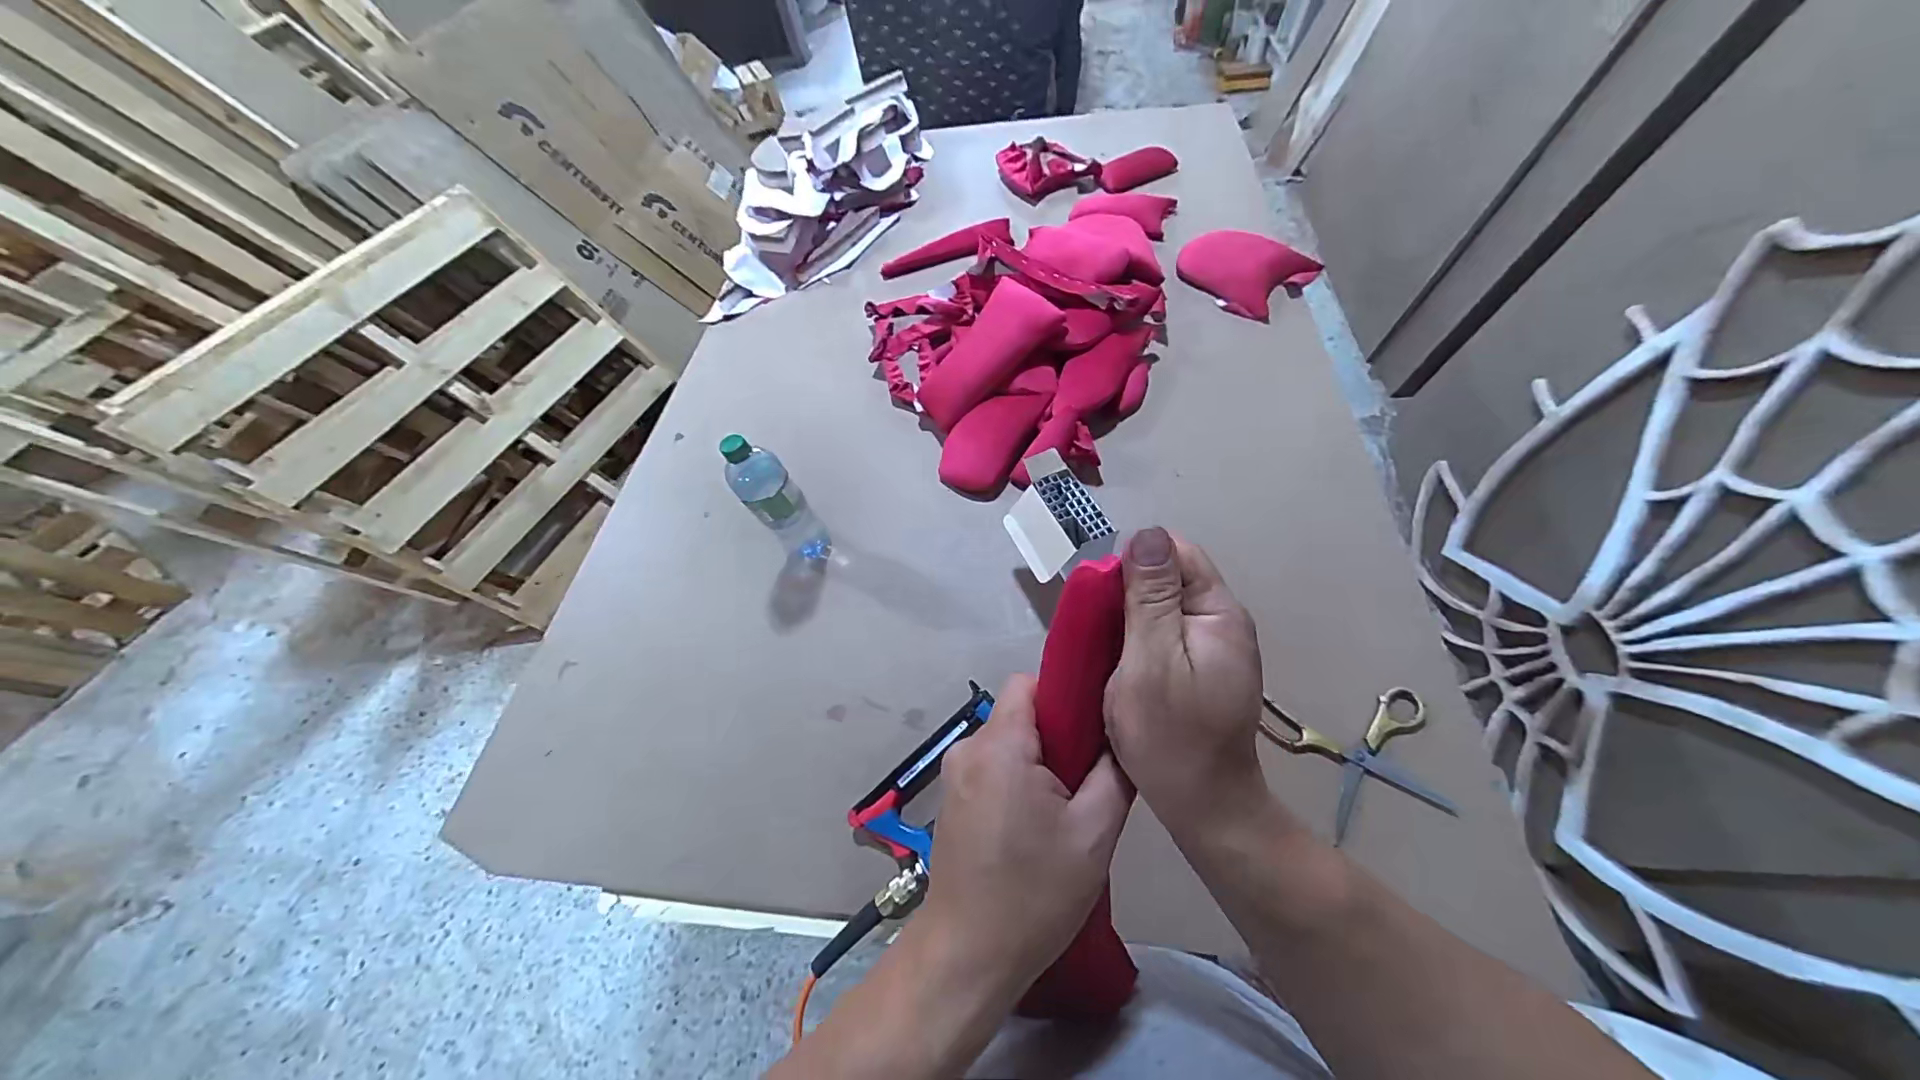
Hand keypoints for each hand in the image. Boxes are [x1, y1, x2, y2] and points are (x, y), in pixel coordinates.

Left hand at [920, 673, 1134, 988]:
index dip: (1065, 696)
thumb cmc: (1034, 893)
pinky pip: (992, 767)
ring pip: (1007, 743)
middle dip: (1056, 735)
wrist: (969, 954)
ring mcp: (954, 776)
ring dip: (1038, 762)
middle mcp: (967, 749)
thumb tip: (1119, 734)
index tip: (1094, 729)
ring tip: (1067, 807)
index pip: (1029, 683)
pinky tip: (1038, 823)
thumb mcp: (1094, 833)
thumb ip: (1113, 772)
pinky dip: (1017, 780)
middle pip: (1019, 714)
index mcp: (998, 746)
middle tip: (1088, 778)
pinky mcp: (953, 800)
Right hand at [1104, 527, 1268, 835]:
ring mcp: (1213, 649)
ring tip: (1104, 648)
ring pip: (1162, 608)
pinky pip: (1163, 635)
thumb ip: (1149, 598)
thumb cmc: (1170, 735)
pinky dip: (1136, 641)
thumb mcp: (1151, 660)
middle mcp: (1221, 623)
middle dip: (1127, 593)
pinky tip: (1118, 663)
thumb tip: (1148, 534)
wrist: (1203, 806)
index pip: (1176, 554)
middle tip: (1097, 631)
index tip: (1102, 598)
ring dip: (1128, 619)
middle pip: (1169, 579)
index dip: (1134, 564)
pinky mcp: (1200, 670)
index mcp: (1218, 613)